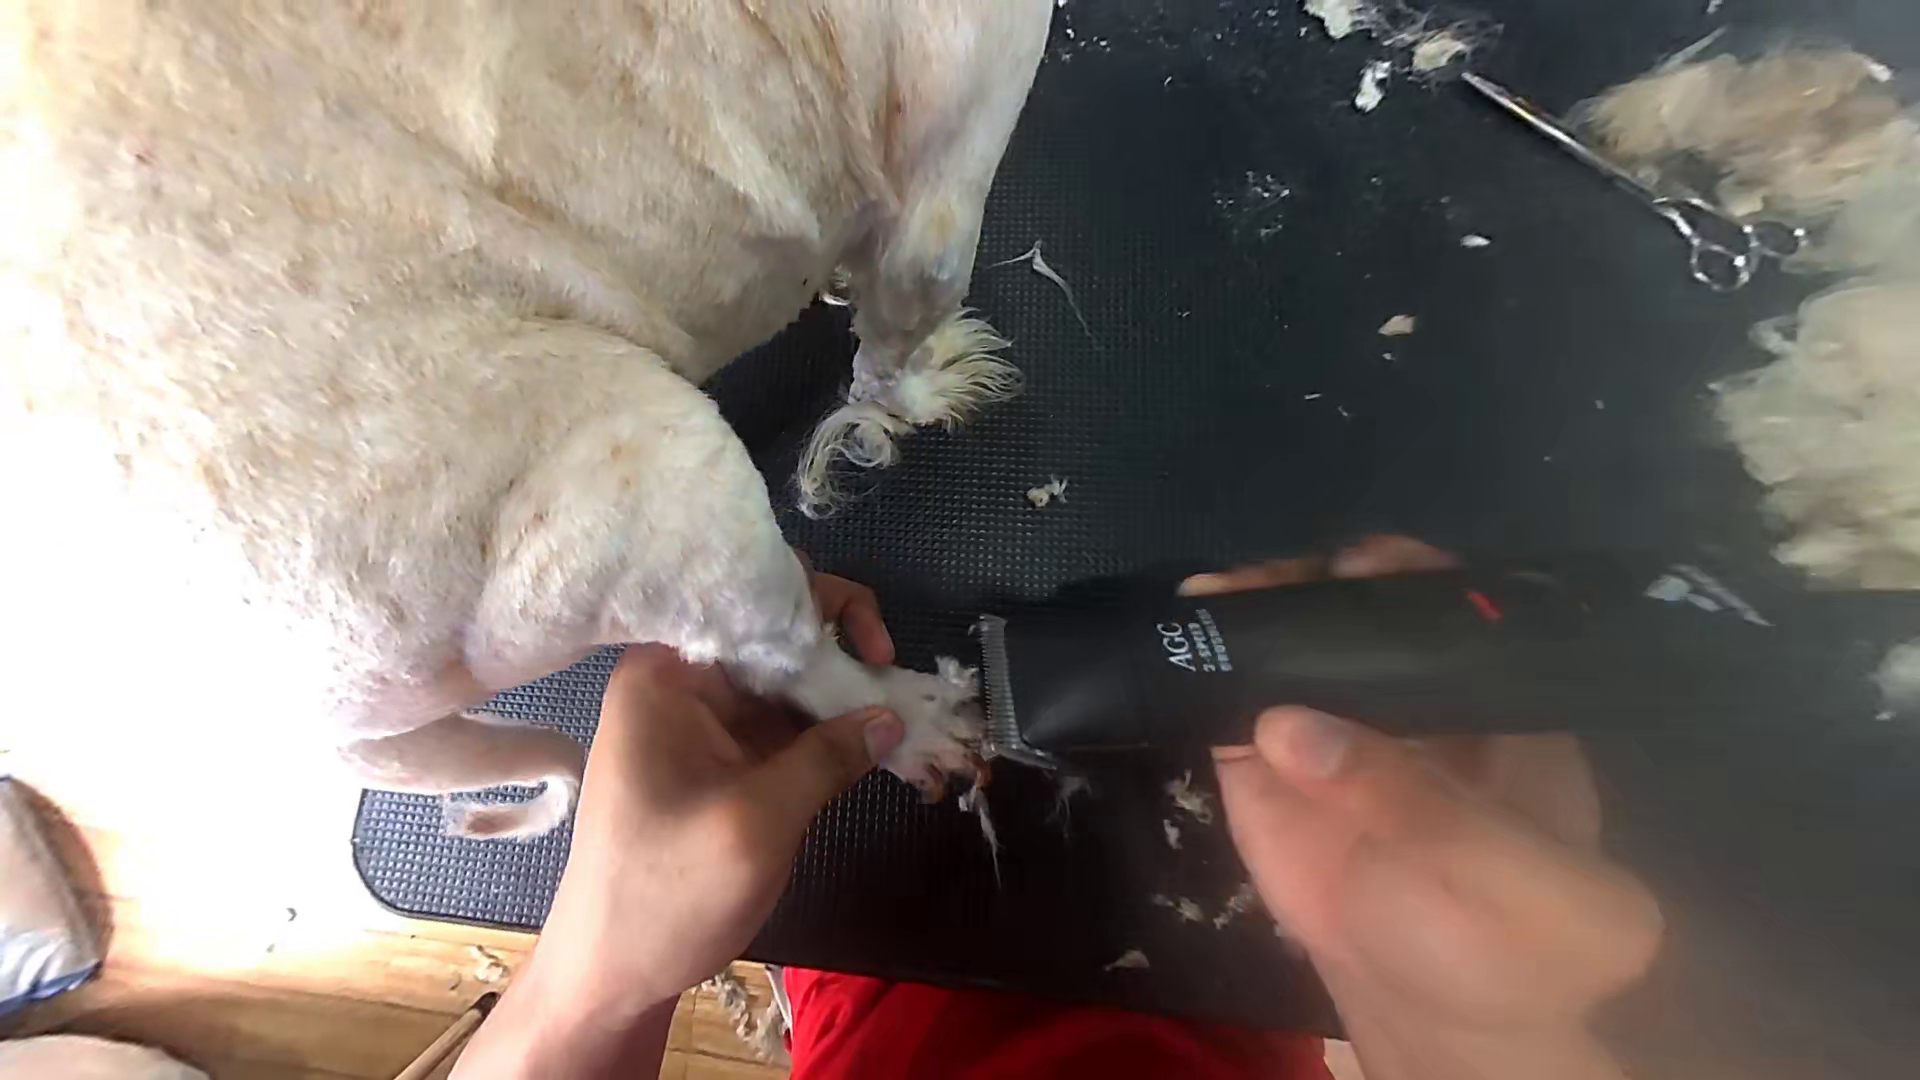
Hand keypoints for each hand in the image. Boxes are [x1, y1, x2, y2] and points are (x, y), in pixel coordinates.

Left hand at [454, 568, 903, 1079]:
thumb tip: (893, 715)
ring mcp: (716, 714)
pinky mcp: (738, 748)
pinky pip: (794, 714)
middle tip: (890, 676)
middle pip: (779, 629)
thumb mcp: (755, 823)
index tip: (872, 647)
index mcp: (670, 672)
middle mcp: (691, 678)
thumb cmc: (664, 895)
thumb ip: (828, 758)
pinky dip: (835, 721)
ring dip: (845, 686)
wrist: (614, 980)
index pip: (752, 597)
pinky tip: (874, 733)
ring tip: (896, 708)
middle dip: (842, 646)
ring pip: (794, 673)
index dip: (821, 605)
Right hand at [1193, 538, 1662, 1079]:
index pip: (1445, 614)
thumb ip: (1425, 808)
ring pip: (1275, 643)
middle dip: (1303, 583)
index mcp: (1478, 704)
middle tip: (1264, 582)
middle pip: (1345, 612)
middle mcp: (1390, 693)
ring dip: (1241, 611)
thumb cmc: (1503, 948)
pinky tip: (1177, 637)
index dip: (1408, 576)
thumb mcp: (1521, 894)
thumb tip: (1287, 729)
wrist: (1409, 997)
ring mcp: (1313, 717)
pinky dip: (1196, 663)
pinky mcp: (1251, 747)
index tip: (1357, 565)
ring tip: (1209, 595)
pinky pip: (1221, 693)